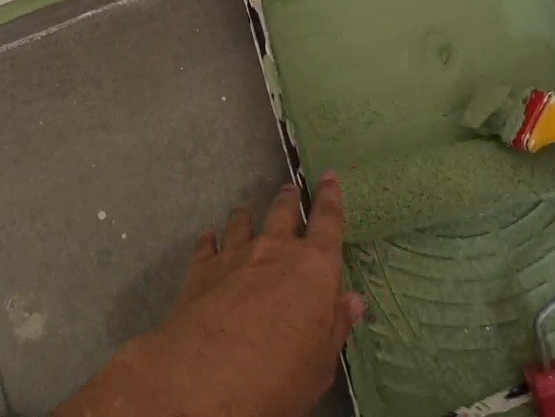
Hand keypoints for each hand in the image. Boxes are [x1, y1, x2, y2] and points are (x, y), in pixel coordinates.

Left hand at [56, 175, 364, 416]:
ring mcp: (235, 255)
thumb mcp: (321, 362)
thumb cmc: (281, 375)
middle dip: (288, 198)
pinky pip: (206, 245)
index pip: (328, 221)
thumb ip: (336, 326)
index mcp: (314, 267)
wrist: (209, 378)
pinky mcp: (201, 269)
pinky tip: (208, 236)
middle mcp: (275, 250)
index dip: (330, 197)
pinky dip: (209, 239)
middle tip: (289, 189)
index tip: (328, 176)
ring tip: (246, 208)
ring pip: (242, 221)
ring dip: (246, 214)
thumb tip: (353, 301)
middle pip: (283, 212)